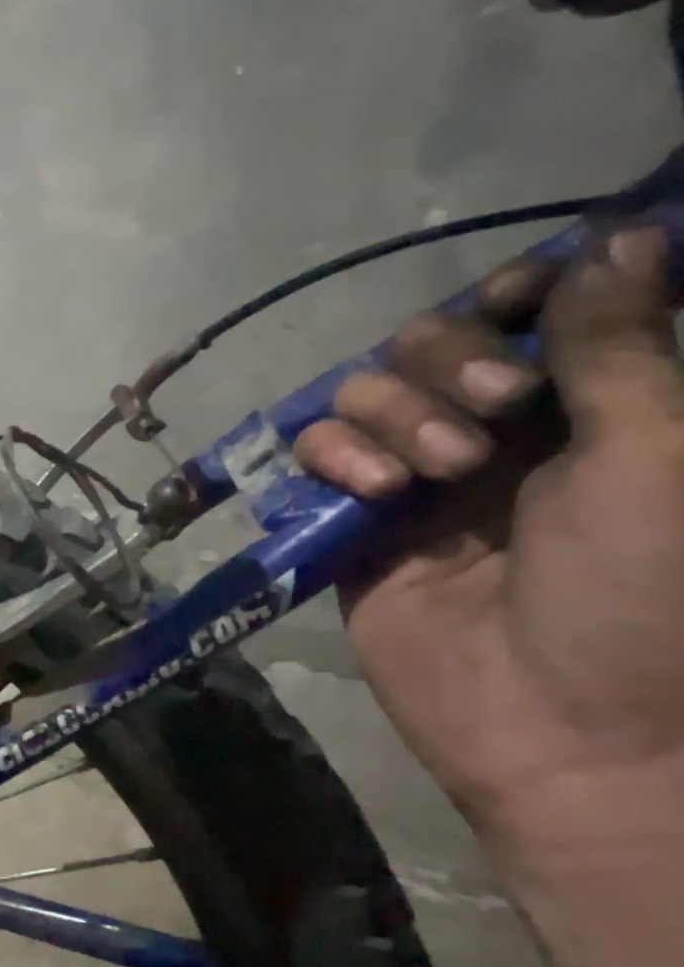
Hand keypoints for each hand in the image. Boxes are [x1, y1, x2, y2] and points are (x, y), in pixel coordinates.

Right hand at [294, 225, 683, 966]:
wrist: (568, 729)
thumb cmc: (650, 591)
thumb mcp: (656, 456)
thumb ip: (618, 346)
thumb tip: (625, 236)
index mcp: (586, 414)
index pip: (529, 316)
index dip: (516, 293)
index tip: (517, 296)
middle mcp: (496, 433)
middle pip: (430, 342)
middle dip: (449, 360)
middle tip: (494, 404)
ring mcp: (416, 476)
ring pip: (365, 390)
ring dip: (395, 415)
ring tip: (435, 473)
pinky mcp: (351, 515)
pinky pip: (316, 449)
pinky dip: (335, 455)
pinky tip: (374, 492)